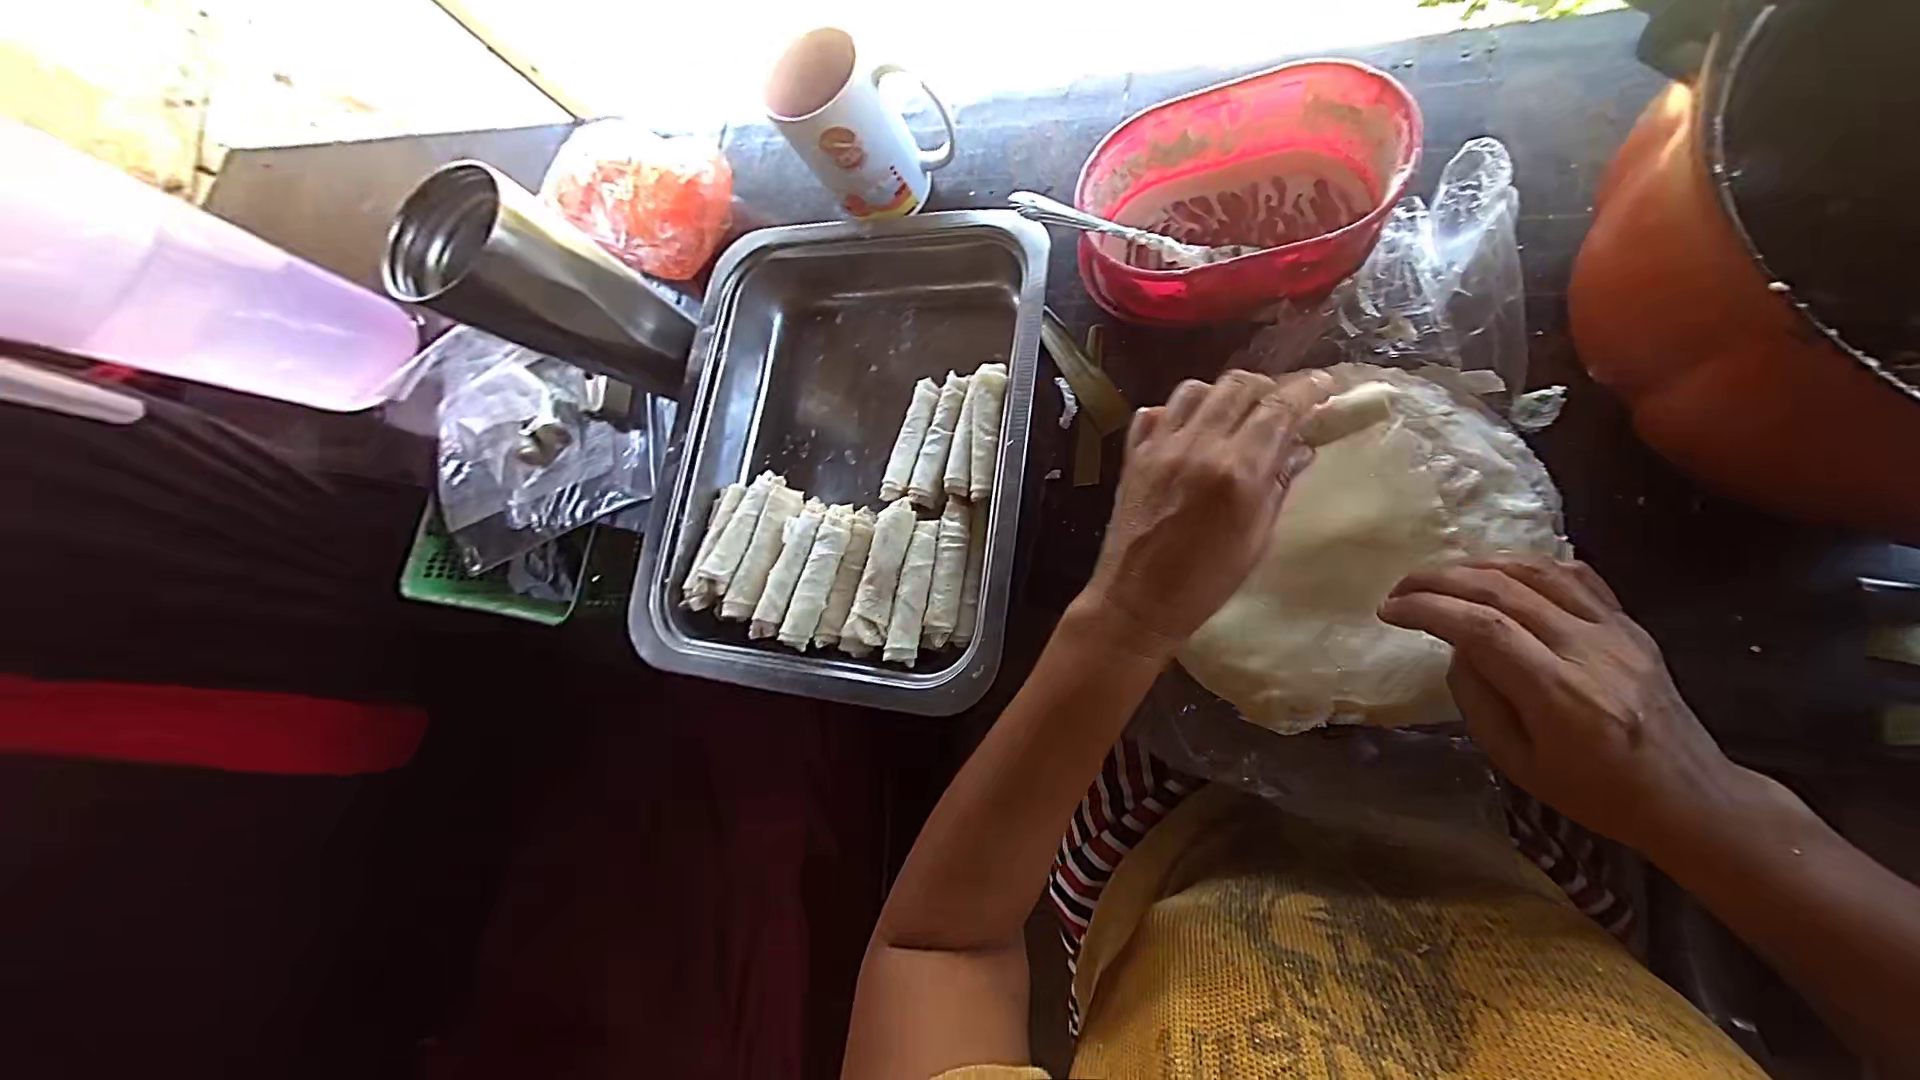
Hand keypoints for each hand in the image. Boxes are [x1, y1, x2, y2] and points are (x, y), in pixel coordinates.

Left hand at [1079, 369, 1331, 659]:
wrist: (1135, 601)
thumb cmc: (1204, 583)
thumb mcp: (1257, 538)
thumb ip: (1277, 485)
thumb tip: (1300, 448)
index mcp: (1236, 470)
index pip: (1278, 406)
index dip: (1308, 389)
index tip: (1325, 385)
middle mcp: (1196, 446)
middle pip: (1237, 385)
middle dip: (1268, 387)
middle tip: (1282, 404)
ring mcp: (1158, 448)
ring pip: (1195, 390)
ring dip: (1222, 394)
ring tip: (1236, 415)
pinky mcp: (1132, 456)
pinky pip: (1156, 413)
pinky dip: (1179, 411)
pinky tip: (1191, 430)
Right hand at [1378, 557, 1745, 853]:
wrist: (1691, 799)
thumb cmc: (1591, 790)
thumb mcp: (1511, 758)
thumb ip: (1474, 694)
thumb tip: (1455, 644)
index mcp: (1561, 695)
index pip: (1482, 627)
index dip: (1427, 608)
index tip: (1389, 611)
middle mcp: (1592, 652)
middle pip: (1502, 590)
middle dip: (1437, 580)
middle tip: (1399, 589)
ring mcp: (1618, 633)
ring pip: (1536, 572)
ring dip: (1474, 565)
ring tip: (1437, 577)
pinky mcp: (1630, 625)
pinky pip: (1574, 575)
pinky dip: (1523, 564)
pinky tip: (1493, 573)